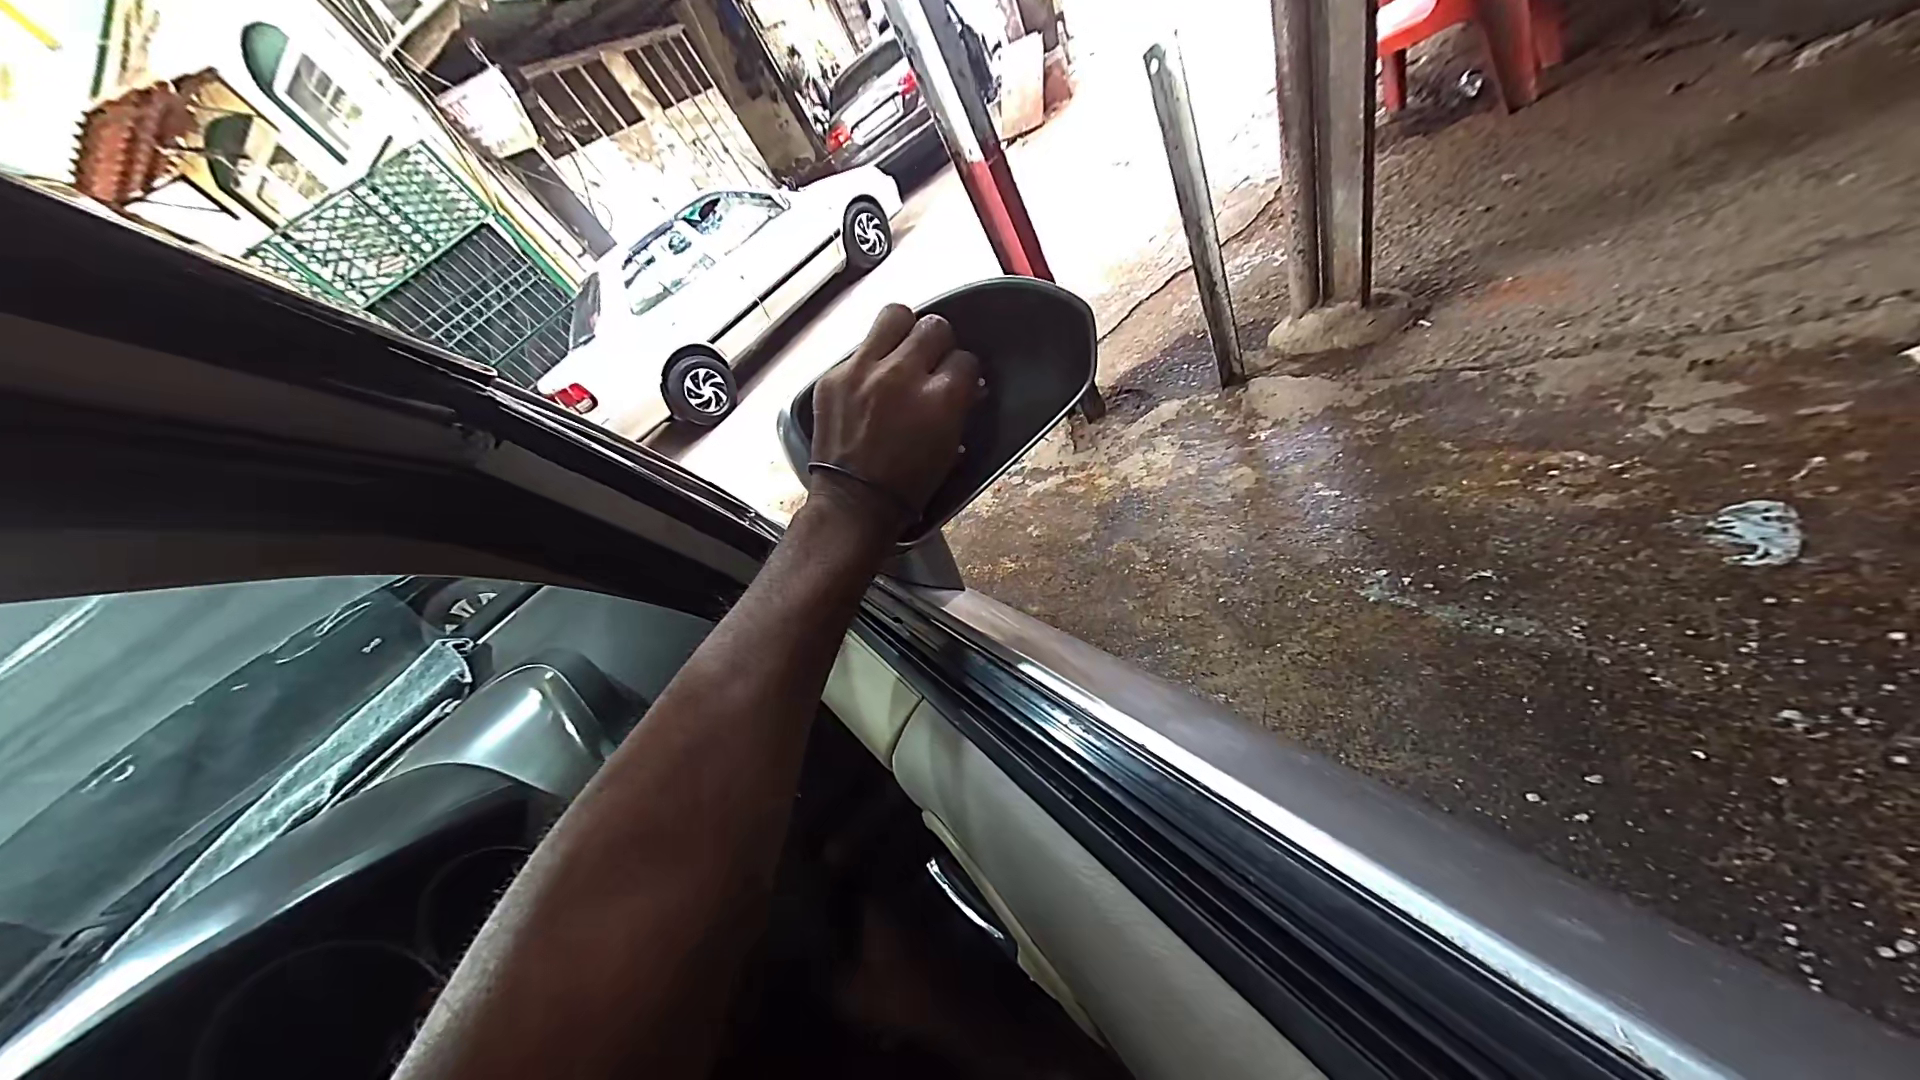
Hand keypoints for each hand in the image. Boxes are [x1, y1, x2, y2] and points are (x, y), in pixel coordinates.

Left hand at [808, 304, 980, 532]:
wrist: (854, 503)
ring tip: (900, 351)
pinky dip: (869, 363)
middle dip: (938, 343)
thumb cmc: (909, 484)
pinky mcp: (833, 376)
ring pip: (893, 315)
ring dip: (903, 331)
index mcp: (941, 397)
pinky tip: (869, 384)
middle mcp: (902, 375)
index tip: (957, 380)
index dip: (963, 370)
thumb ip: (960, 406)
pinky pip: (859, 349)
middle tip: (931, 361)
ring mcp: (863, 371)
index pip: (965, 358)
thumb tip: (966, 382)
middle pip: (934, 326)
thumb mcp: (950, 446)